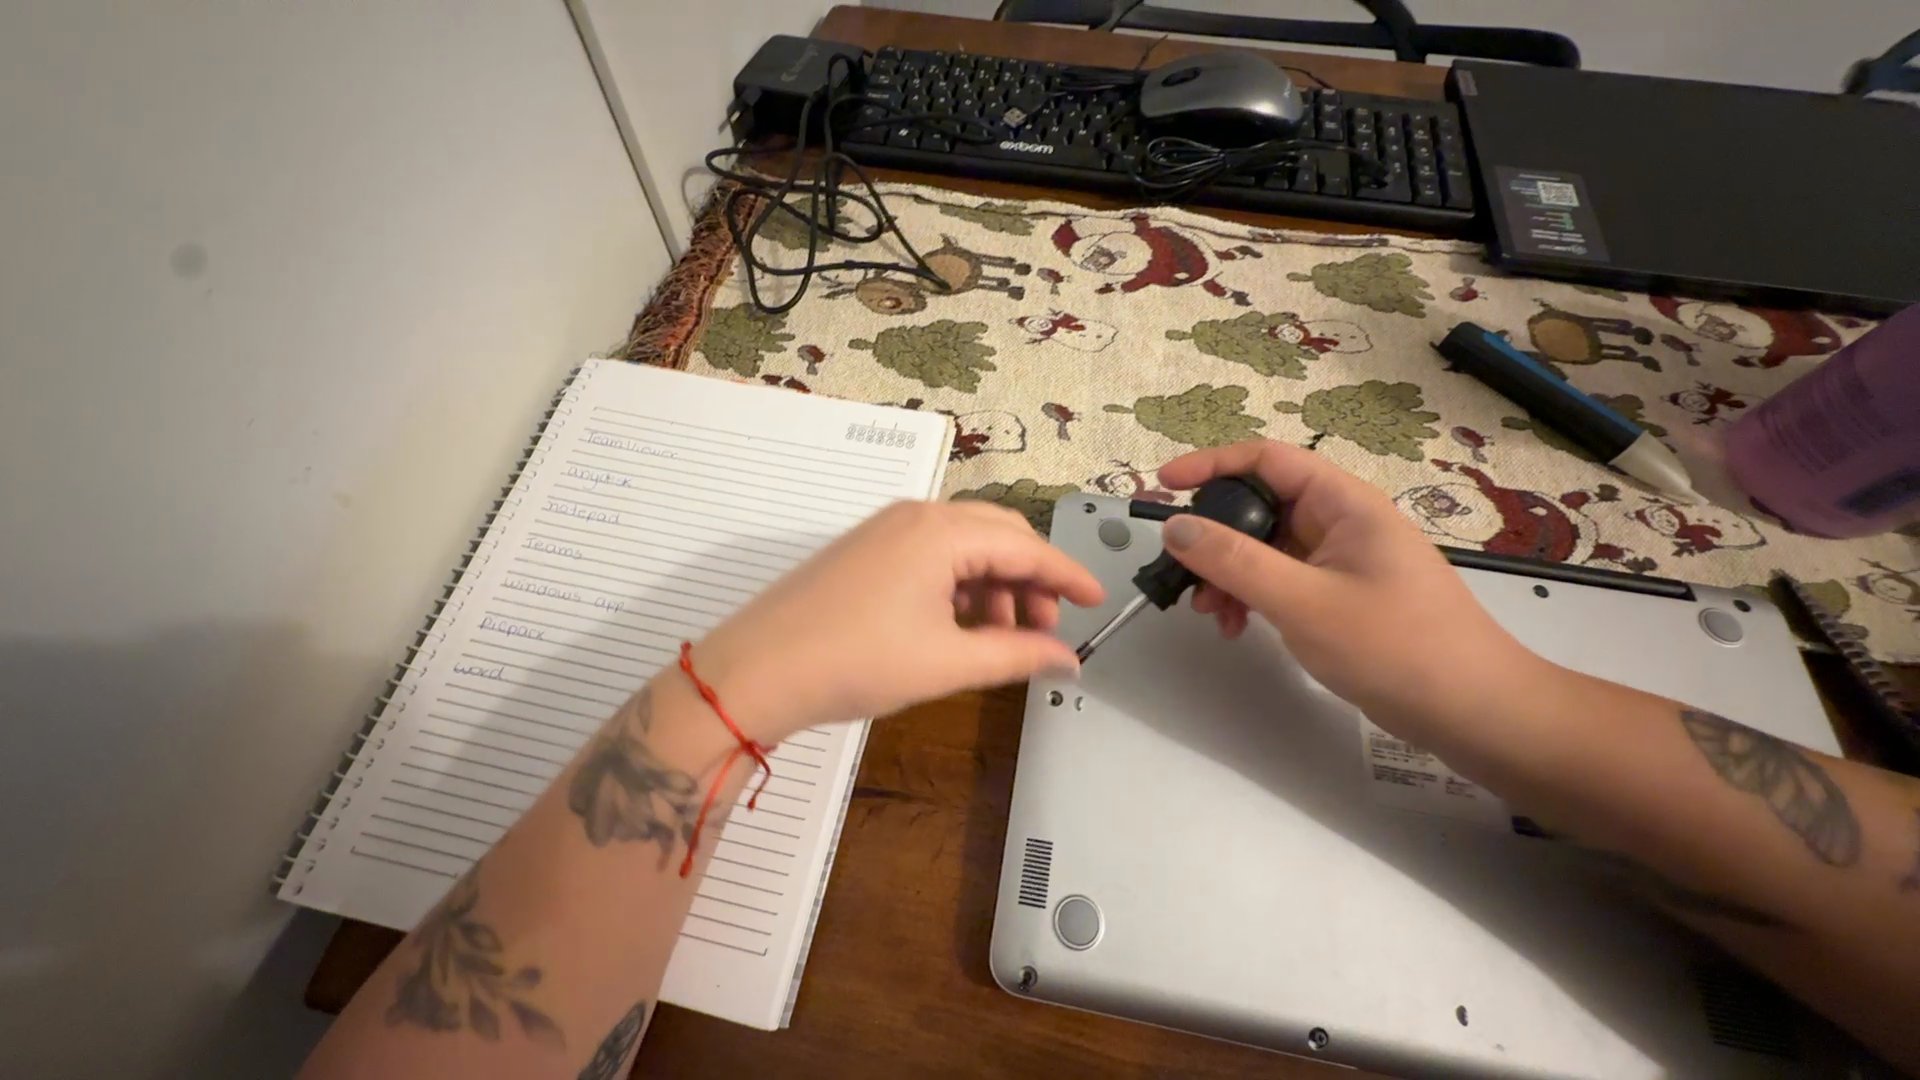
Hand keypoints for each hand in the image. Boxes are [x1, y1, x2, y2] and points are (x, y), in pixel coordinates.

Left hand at [688, 500, 1104, 742]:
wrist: (756, 671)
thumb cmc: (854, 662)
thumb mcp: (947, 663)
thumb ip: (1017, 655)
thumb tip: (1067, 660)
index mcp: (942, 531)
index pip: (1026, 545)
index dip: (1067, 575)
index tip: (1096, 601)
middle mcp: (918, 515)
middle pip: (999, 535)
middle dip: (1030, 580)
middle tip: (1044, 630)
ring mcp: (888, 528)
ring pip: (966, 546)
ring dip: (995, 586)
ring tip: (999, 639)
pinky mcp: (868, 549)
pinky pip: (933, 555)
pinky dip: (960, 586)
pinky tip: (960, 627)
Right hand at [1157, 440, 1541, 734]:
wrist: (1472, 712)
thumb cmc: (1395, 646)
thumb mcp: (1303, 602)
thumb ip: (1234, 561)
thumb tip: (1175, 526)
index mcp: (1343, 502)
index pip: (1265, 460)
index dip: (1210, 464)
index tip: (1164, 484)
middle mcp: (1340, 521)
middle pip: (1259, 506)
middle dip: (1214, 537)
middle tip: (1183, 573)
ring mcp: (1339, 559)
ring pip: (1264, 547)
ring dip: (1228, 574)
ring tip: (1210, 613)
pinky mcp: (1337, 594)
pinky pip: (1279, 579)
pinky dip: (1250, 596)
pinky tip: (1237, 627)